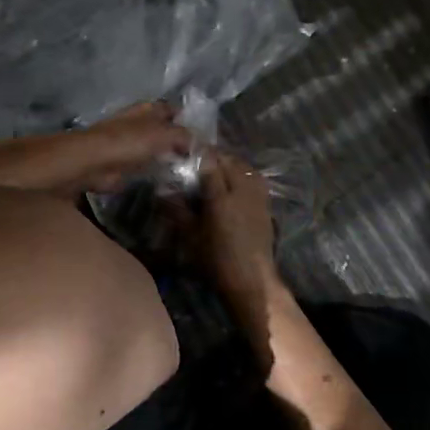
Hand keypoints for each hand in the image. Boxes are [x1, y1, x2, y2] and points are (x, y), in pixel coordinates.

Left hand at [50, 101, 192, 194]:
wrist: (95, 163)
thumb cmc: (129, 141)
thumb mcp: (164, 134)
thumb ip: (185, 137)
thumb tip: (204, 144)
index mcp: (150, 109)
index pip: (176, 110)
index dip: (190, 120)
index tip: (207, 136)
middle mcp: (141, 123)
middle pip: (168, 131)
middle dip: (183, 142)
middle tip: (204, 158)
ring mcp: (133, 144)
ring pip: (159, 149)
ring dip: (172, 158)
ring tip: (194, 171)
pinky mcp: (126, 164)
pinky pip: (149, 167)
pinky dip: (160, 172)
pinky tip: (175, 181)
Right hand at [193, 151, 281, 309]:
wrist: (252, 280)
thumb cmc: (217, 262)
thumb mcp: (191, 238)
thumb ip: (178, 211)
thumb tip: (162, 193)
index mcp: (220, 198)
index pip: (210, 164)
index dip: (199, 154)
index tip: (186, 150)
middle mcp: (242, 191)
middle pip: (230, 161)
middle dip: (215, 157)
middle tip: (200, 162)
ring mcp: (257, 197)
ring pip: (245, 167)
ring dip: (231, 163)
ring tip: (218, 170)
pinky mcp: (267, 205)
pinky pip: (256, 179)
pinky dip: (245, 174)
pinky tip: (236, 183)